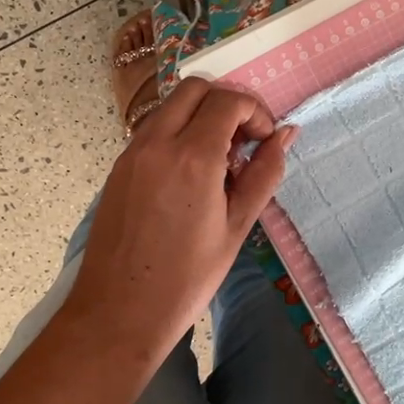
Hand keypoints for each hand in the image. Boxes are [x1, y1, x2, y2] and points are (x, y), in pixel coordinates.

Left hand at [68, 78, 294, 358]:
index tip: (264, 142)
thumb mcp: (237, 226)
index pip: (228, 101)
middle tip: (243, 140)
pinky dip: (178, 131)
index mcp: (192, 157)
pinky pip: (154, 128)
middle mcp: (157, 143)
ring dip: (201, 115)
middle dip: (227, 103)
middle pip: (196, 87)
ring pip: (172, 104)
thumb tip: (286, 135)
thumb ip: (264, 173)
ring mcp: (132, 153)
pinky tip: (191, 174)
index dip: (255, 112)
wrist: (117, 315)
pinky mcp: (118, 167)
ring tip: (219, 160)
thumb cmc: (186, 278)